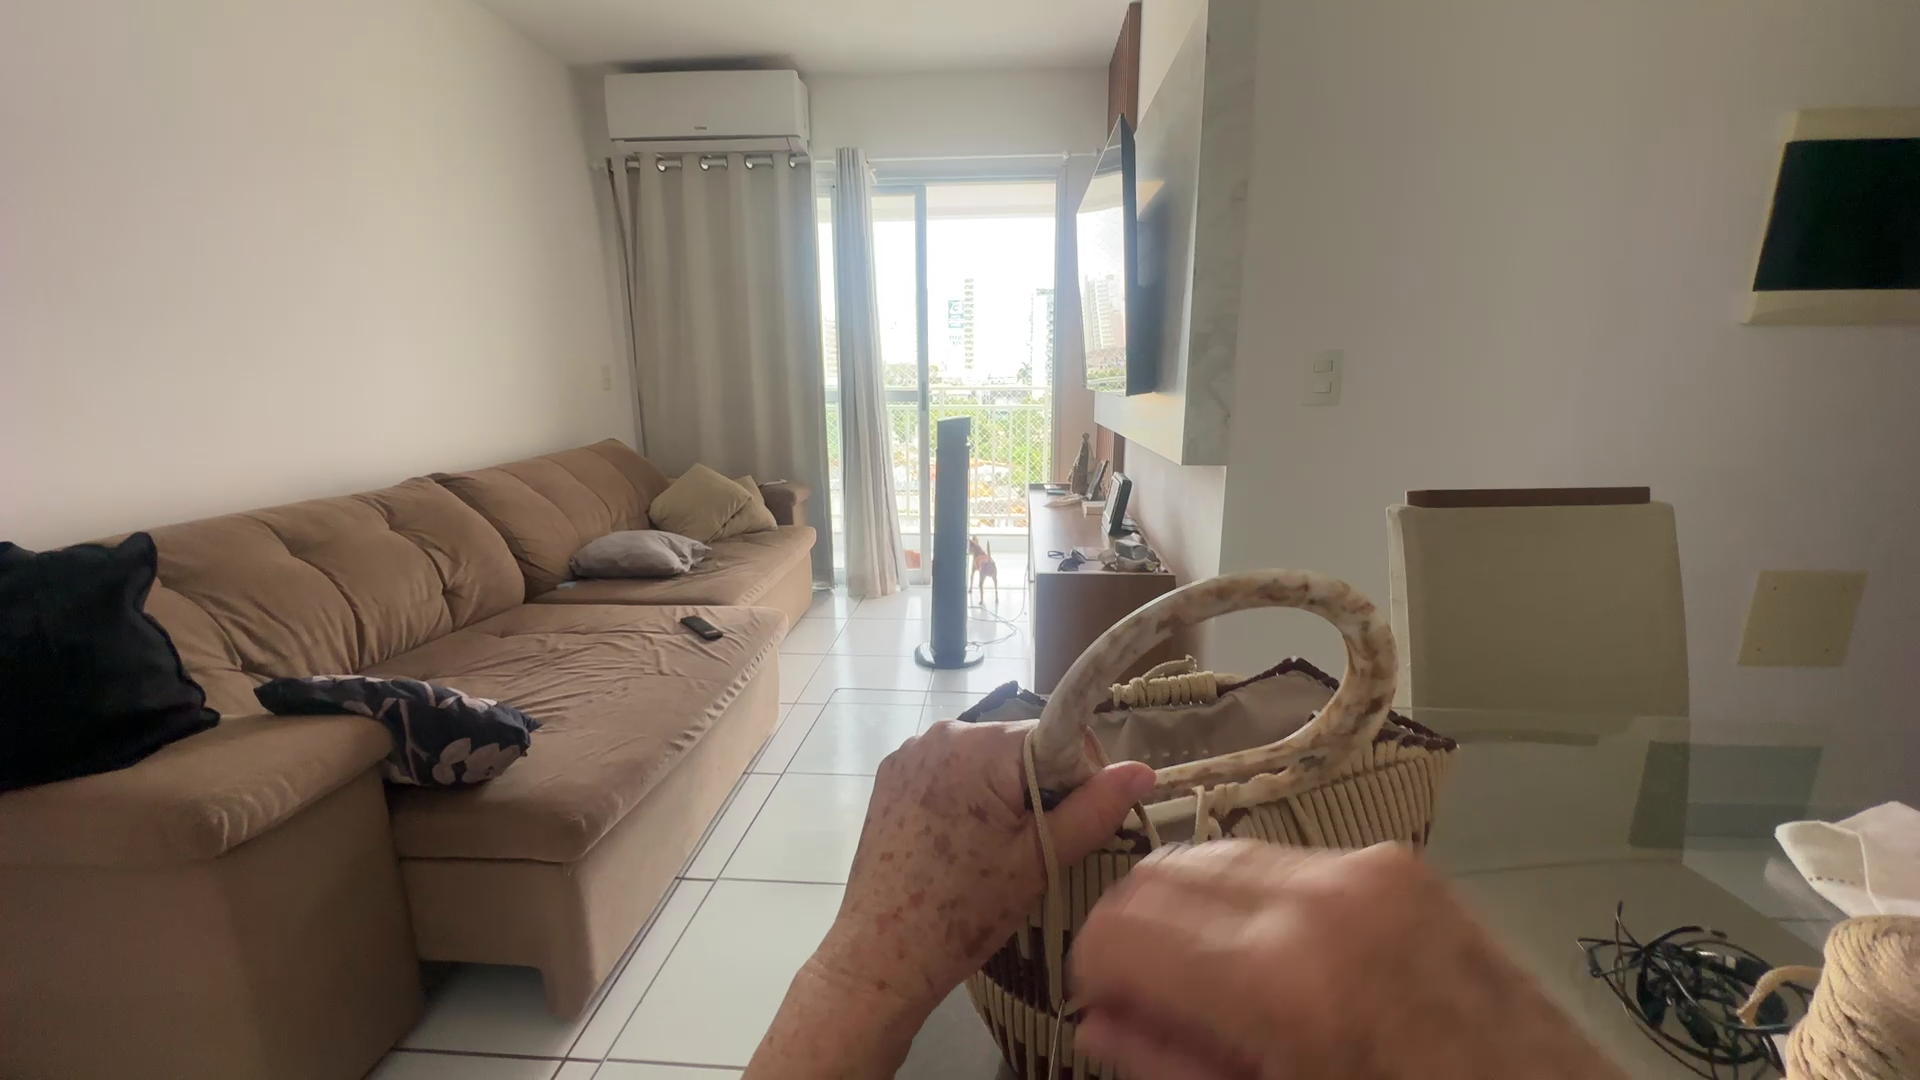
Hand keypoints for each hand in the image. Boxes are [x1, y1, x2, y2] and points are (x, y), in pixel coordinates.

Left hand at [809, 718, 1155, 1012]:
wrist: (881, 952)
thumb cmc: (965, 909)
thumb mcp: (1038, 860)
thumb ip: (1093, 809)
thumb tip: (1143, 769)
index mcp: (982, 745)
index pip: (1056, 736)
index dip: (1078, 777)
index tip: (1075, 822)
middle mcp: (944, 731)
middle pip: (1018, 745)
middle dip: (1038, 785)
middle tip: (1033, 845)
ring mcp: (912, 749)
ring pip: (984, 756)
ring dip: (1001, 789)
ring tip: (993, 847)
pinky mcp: (893, 772)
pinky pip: (948, 767)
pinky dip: (964, 791)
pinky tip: (959, 837)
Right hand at [1070, 842, 1626, 1079]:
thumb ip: (1176, 1065)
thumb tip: (1098, 1023)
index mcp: (1287, 983)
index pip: (1124, 926)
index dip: (1091, 964)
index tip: (1096, 998)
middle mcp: (1318, 899)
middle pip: (1160, 871)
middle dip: (1131, 928)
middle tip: (1140, 988)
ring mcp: (1363, 868)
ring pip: (1211, 854)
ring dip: (1184, 907)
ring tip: (1201, 971)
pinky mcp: (1393, 861)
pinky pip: (1275, 860)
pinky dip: (1243, 898)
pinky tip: (1266, 951)